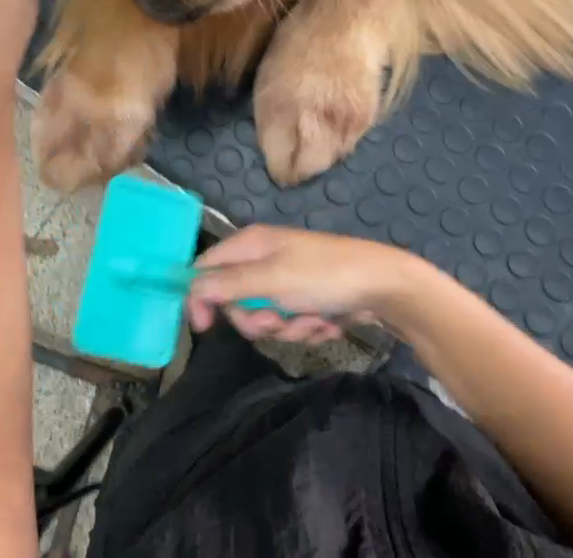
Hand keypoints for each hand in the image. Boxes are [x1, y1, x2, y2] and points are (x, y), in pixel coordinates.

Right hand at [186, 225, 425, 343]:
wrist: (384, 286)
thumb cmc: (324, 276)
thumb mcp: (271, 280)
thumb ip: (228, 284)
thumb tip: (189, 288)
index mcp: (251, 245)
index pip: (206, 268)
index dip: (201, 297)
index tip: (205, 327)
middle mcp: (264, 260)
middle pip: (235, 300)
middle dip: (257, 318)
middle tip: (276, 320)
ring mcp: (287, 281)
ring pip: (265, 317)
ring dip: (287, 327)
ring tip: (312, 320)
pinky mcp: (307, 300)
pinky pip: (291, 323)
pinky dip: (307, 328)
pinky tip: (327, 322)